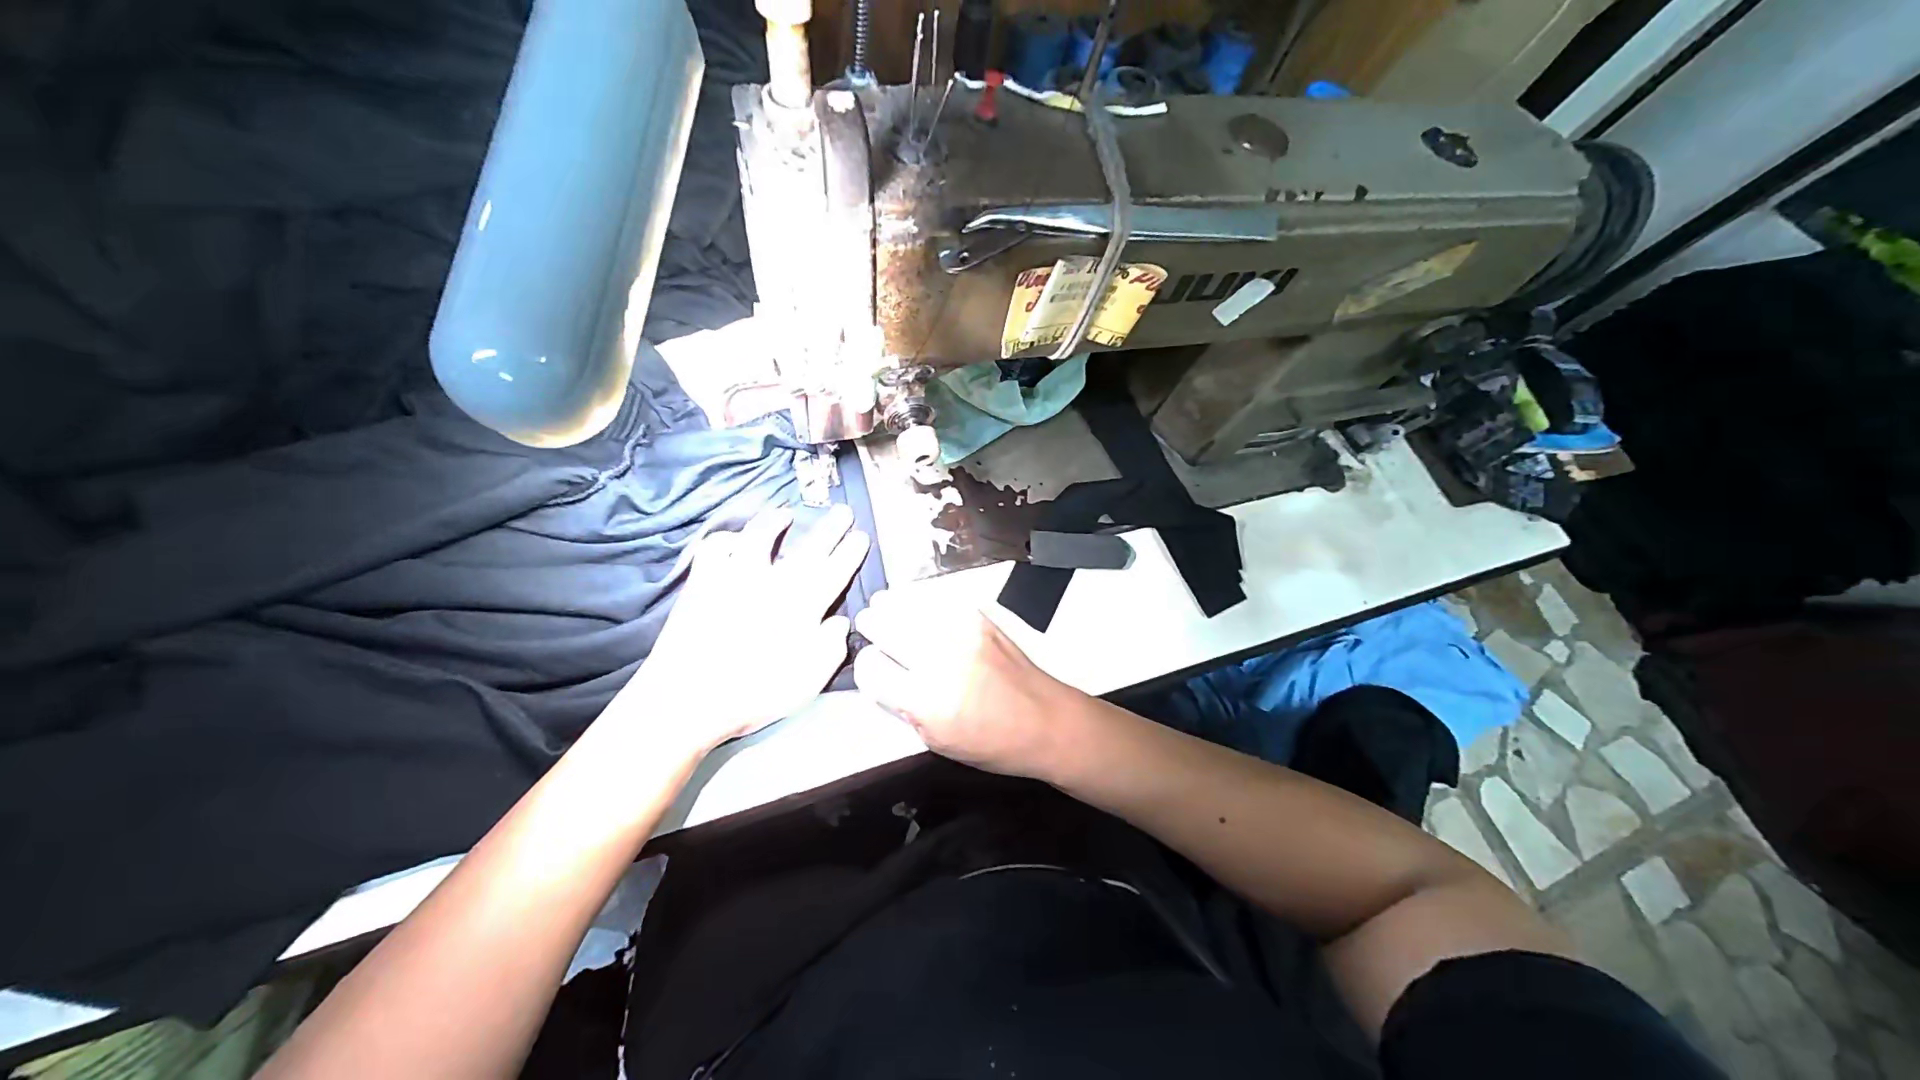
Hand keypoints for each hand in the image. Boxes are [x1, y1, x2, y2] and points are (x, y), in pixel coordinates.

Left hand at [606, 504, 868, 750]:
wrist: (689, 697)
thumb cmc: (753, 695)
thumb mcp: (807, 682)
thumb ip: (830, 648)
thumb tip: (839, 623)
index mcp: (803, 607)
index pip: (835, 571)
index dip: (850, 552)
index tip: (861, 536)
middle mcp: (773, 583)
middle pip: (808, 547)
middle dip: (830, 528)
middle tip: (843, 512)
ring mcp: (734, 577)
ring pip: (758, 535)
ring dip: (774, 521)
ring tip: (785, 514)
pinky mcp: (702, 581)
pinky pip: (715, 548)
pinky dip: (726, 540)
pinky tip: (732, 541)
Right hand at [852, 592, 1084, 779]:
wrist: (1046, 721)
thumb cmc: (994, 743)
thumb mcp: (938, 742)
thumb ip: (906, 709)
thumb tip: (885, 679)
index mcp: (927, 702)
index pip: (872, 669)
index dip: (866, 667)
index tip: (873, 667)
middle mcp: (940, 662)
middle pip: (884, 627)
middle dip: (872, 627)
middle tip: (869, 628)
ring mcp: (961, 635)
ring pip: (908, 605)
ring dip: (891, 606)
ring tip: (882, 607)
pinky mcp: (979, 620)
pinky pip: (938, 599)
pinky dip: (921, 600)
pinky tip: (915, 604)